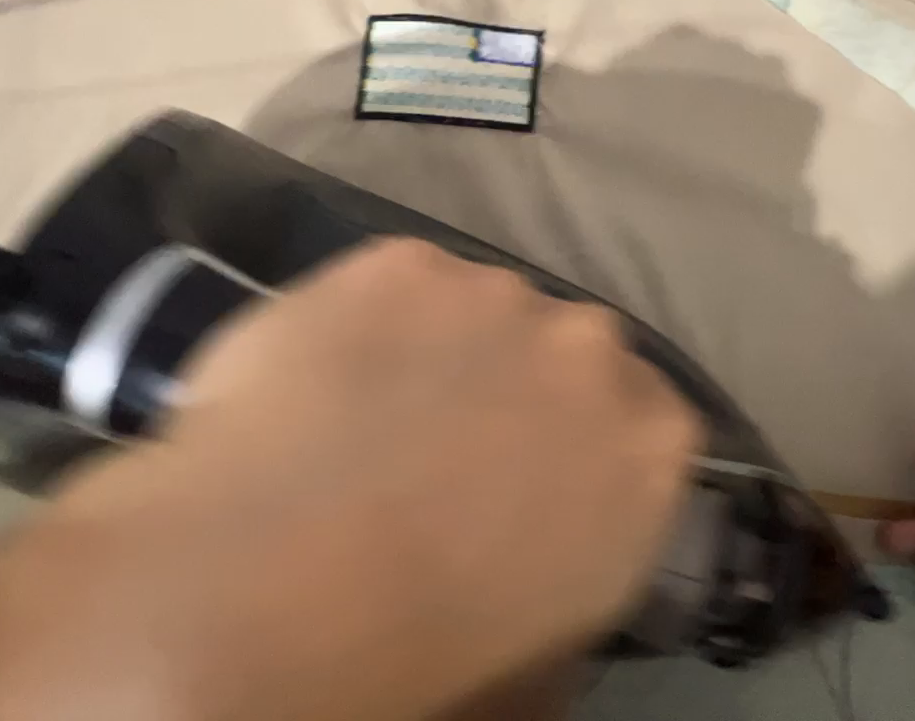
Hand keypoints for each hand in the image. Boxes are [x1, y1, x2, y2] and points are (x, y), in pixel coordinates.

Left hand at [31, 238, 701, 720]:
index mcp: (646, 443)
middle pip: (568, 350)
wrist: (268, 591)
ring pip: (484, 308)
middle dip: (524, 382)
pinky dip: (376, 319)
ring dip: (448, 344)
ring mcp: (493, 290)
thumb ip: (575, 570)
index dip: (584, 439)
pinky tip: (328, 373)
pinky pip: (404, 285)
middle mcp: (588, 346)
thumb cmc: (425, 652)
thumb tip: (542, 551)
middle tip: (455, 432)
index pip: (646, 417)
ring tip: (375, 403)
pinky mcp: (402, 261)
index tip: (539, 463)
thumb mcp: (545, 653)